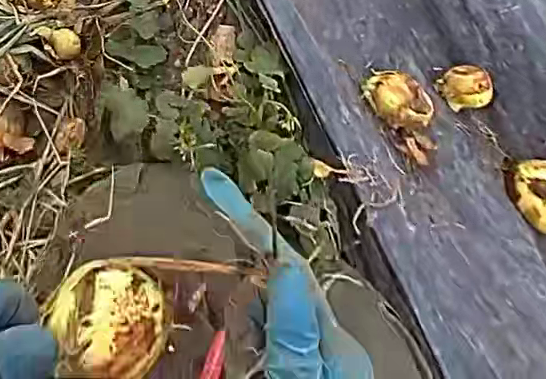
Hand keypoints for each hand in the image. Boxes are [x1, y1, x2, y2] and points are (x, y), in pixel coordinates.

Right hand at [199, 169, 372, 378]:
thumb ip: (293, 334)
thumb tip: (282, 267)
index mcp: (334, 342)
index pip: (286, 265)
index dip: (246, 219)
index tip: (211, 184)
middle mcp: (321, 340)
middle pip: (267, 287)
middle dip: (244, 307)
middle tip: (246, 357)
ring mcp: (303, 354)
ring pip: (254, 313)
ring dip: (242, 336)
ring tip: (248, 371)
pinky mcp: (285, 363)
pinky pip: (254, 337)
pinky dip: (243, 348)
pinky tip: (248, 369)